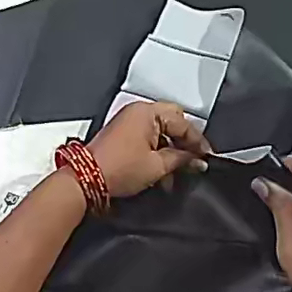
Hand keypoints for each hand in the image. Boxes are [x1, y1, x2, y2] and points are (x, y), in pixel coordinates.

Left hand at [85, 101, 211, 197]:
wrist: (86, 179)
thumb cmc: (115, 168)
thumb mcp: (157, 166)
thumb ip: (182, 159)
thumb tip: (195, 159)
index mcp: (147, 112)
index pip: (183, 123)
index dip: (197, 142)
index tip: (205, 156)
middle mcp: (137, 112)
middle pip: (172, 123)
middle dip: (184, 143)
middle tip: (193, 160)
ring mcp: (128, 122)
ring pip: (160, 132)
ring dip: (170, 150)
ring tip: (176, 172)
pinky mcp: (122, 134)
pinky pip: (147, 138)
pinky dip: (157, 152)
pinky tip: (162, 171)